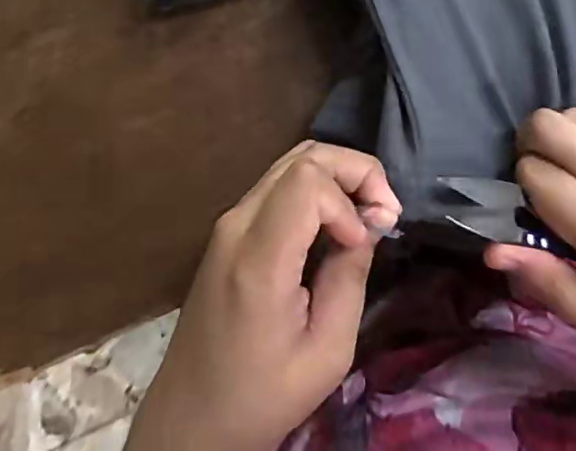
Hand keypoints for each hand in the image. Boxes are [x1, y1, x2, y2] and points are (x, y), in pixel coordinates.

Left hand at [126, 141, 400, 450]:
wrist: (190, 418)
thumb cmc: (261, 396)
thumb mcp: (327, 352)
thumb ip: (351, 276)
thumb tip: (374, 220)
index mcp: (257, 259)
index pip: (308, 180)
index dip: (348, 200)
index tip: (365, 243)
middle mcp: (238, 224)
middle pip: (304, 157)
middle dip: (355, 170)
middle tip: (384, 212)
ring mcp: (230, 221)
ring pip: (293, 161)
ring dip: (338, 175)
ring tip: (367, 214)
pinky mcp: (230, 227)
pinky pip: (280, 183)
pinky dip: (318, 187)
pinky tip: (337, 220)